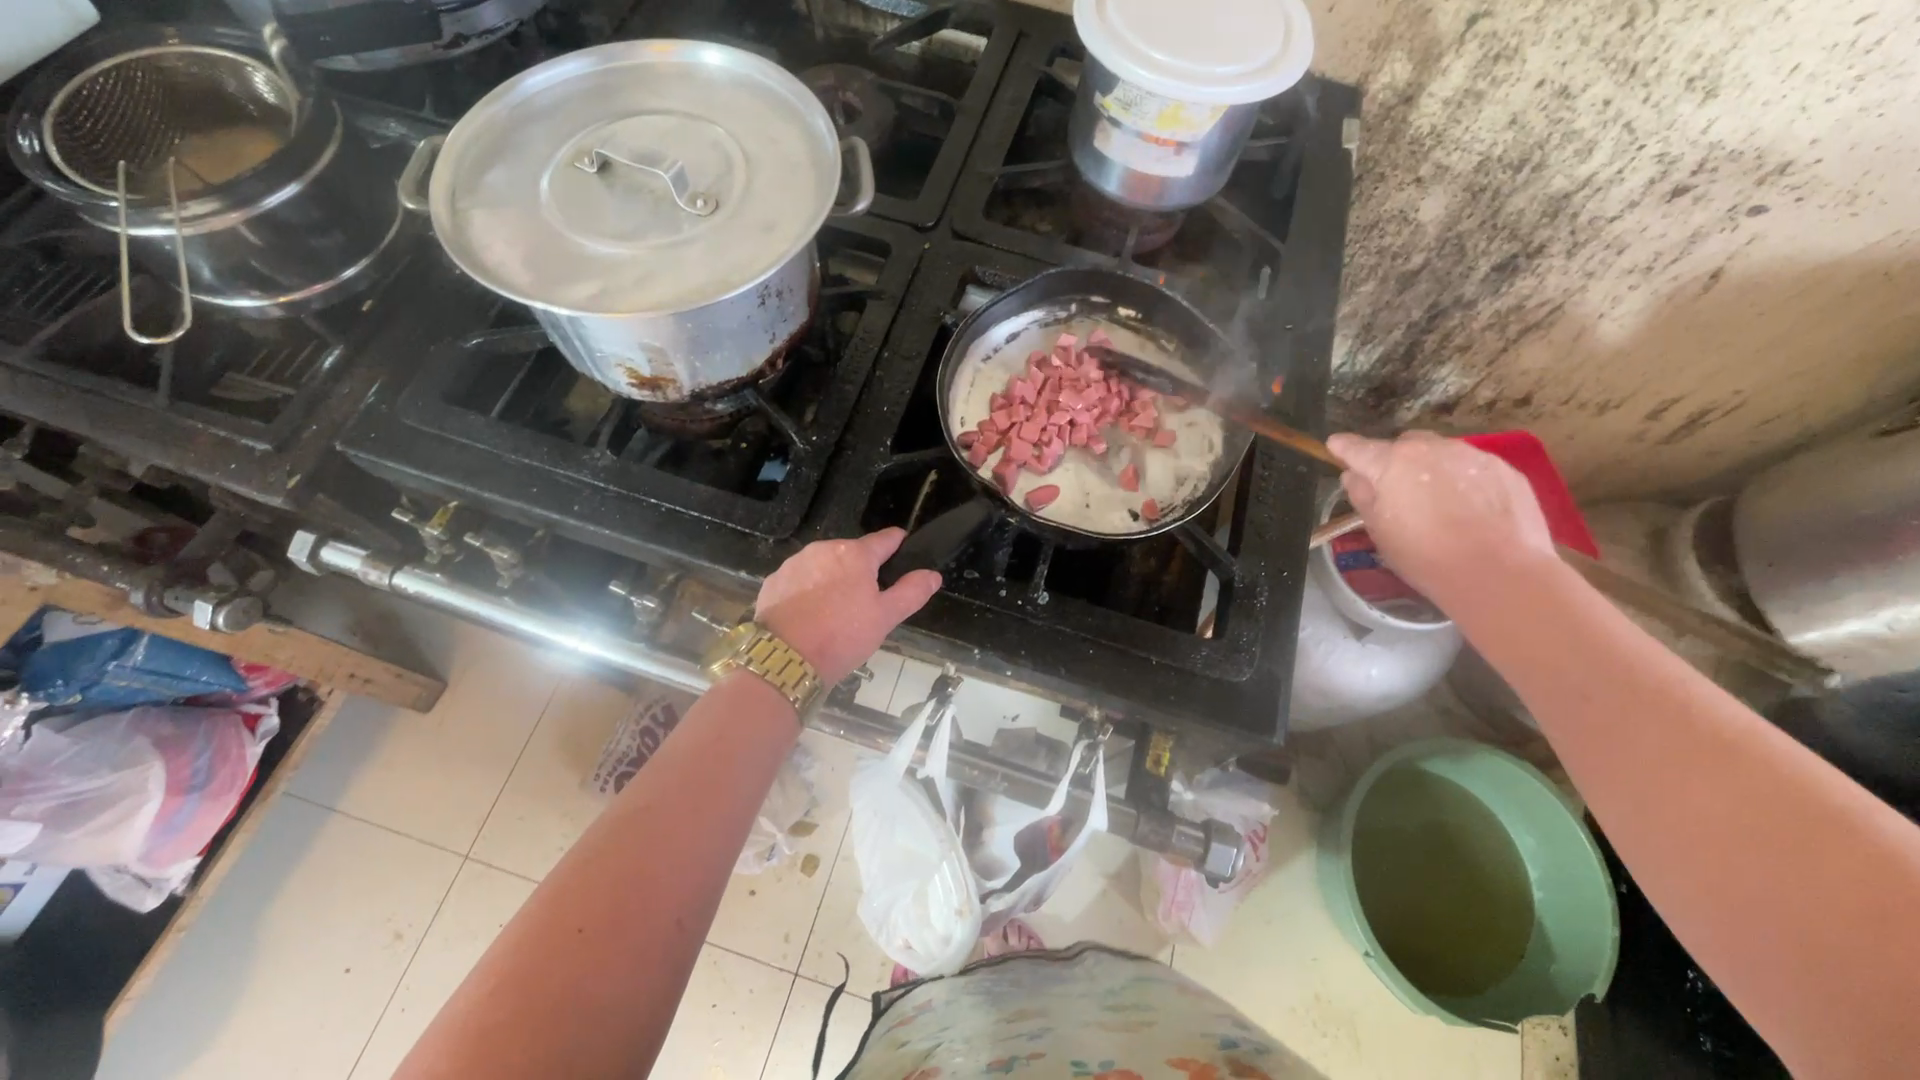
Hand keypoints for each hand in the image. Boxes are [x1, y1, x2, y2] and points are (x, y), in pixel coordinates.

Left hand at [754, 529, 941, 684]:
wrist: (784, 659)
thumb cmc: (841, 636)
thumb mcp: (885, 618)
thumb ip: (911, 592)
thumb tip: (932, 575)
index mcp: (855, 554)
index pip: (884, 539)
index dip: (897, 544)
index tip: (904, 547)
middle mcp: (823, 550)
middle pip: (851, 554)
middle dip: (861, 570)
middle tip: (867, 601)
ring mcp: (794, 564)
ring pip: (823, 566)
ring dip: (832, 580)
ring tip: (835, 612)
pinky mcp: (774, 582)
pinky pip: (799, 581)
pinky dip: (807, 592)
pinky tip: (809, 616)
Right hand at [1326, 431, 1557, 610]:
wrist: (1499, 572)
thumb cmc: (1426, 556)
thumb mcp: (1380, 531)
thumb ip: (1363, 497)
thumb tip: (1354, 476)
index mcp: (1393, 462)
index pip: (1358, 448)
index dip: (1344, 448)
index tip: (1336, 446)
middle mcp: (1431, 448)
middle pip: (1405, 445)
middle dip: (1396, 461)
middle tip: (1397, 491)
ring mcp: (1472, 455)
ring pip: (1441, 454)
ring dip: (1432, 470)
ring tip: (1439, 504)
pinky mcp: (1504, 469)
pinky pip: (1473, 467)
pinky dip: (1464, 481)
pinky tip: (1470, 510)